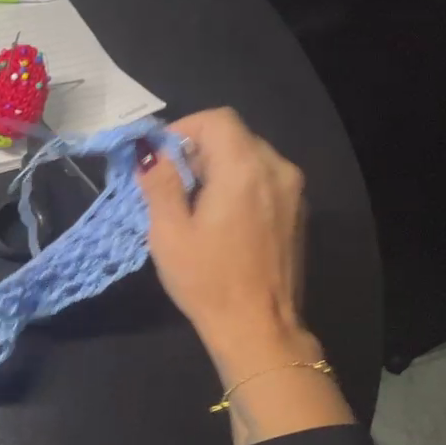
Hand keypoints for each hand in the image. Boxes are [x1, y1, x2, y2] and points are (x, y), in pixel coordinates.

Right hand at [136, 107, 315, 371]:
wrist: (256, 324)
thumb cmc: (205, 280)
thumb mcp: (169, 233)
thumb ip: (160, 185)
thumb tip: (149, 153)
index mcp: (244, 170)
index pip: (216, 120)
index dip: (182, 128)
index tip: (156, 157)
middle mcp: (277, 169)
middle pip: (235, 136)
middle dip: (197, 150)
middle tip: (167, 184)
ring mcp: (293, 190)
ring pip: (250, 157)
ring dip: (217, 168)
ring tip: (190, 204)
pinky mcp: (296, 210)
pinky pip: (264, 179)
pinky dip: (237, 184)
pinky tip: (218, 219)